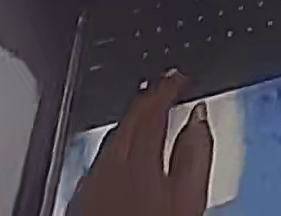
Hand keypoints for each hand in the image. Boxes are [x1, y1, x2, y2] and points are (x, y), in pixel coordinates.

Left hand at [72, 71, 211, 215]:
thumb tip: (200, 115)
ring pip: (113, 138)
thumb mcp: (189, 201)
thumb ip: (196, 152)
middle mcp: (110, 165)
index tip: (180, 77)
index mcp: (140, 158)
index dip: (169, 86)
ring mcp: (91, 185)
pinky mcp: (80, 204)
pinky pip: (100, 160)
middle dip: (149, 97)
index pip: (154, 107)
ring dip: (132, 120)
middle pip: (129, 118)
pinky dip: (116, 146)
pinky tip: (122, 153)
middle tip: (167, 87)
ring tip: (148, 113)